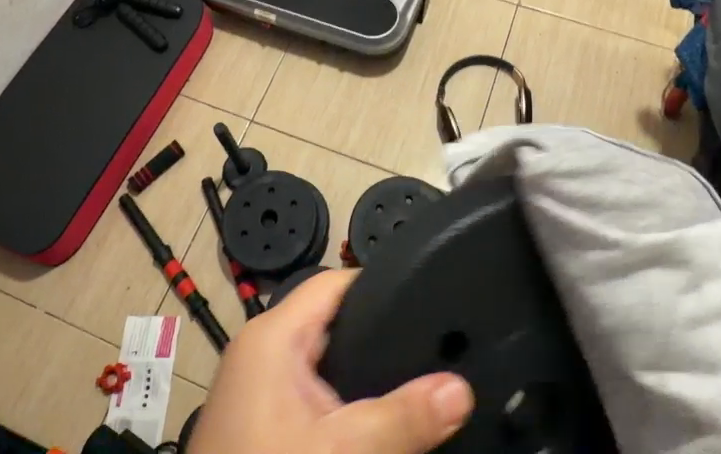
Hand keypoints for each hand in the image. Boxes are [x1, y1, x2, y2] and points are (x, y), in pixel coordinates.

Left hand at [189, 270, 473, 453]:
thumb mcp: (342, 449)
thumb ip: (402, 417)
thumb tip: (461, 390)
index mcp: (273, 335)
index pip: (336, 283)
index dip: (383, 285)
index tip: (429, 300)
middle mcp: (262, 350)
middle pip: (334, 322)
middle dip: (380, 336)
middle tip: (433, 349)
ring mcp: (258, 386)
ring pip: (326, 361)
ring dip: (363, 374)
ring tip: (415, 380)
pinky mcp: (260, 419)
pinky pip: (312, 391)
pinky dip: (342, 400)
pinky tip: (374, 419)